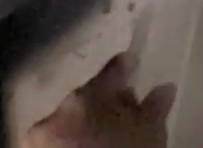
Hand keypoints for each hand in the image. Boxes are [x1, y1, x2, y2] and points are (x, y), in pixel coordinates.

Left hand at [26, 54, 173, 147]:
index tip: (134, 63)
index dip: (126, 67)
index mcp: (85, 98)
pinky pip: (58, 144)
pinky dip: (74, 144)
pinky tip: (90, 147)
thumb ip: (154, 108)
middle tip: (124, 111)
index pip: (111, 71)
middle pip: (86, 98)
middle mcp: (56, 114)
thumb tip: (164, 90)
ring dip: (87, 125)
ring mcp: (37, 143)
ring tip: (106, 135)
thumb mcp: (149, 134)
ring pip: (69, 123)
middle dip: (104, 103)